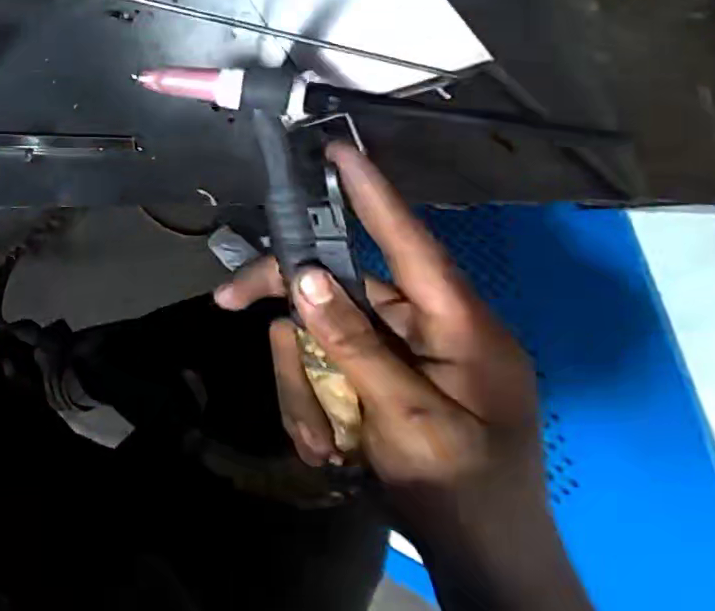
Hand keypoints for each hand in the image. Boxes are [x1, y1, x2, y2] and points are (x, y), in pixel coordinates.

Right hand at [213, 143, 551, 544]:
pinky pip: (328, 362)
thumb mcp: (411, 423)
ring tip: (320, 439)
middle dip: (287, 304)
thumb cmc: (465, 491)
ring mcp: (403, 352)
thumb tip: (306, 279)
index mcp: (459, 325)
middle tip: (228, 301)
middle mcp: (428, 326)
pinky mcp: (384, 376)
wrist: (486, 564)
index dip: (372, 192)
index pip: (411, 241)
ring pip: (322, 329)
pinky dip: (314, 398)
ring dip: (304, 380)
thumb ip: (357, 346)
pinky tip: (327, 445)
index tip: (337, 150)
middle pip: (339, 286)